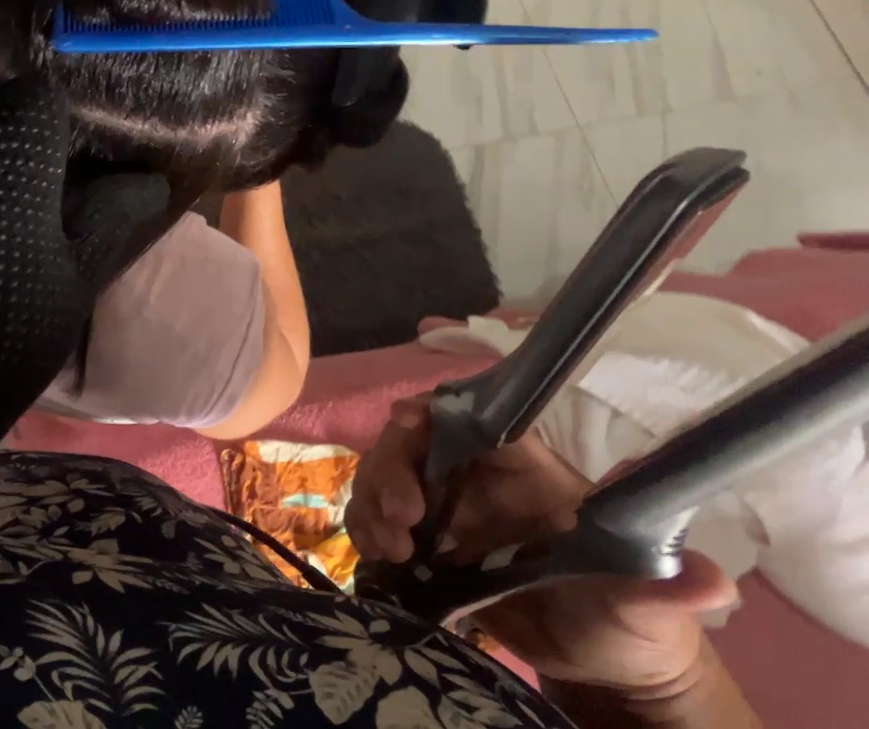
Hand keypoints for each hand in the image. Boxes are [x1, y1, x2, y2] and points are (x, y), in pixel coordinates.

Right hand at [349, 398, 738, 698]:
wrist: (596, 667)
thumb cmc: (626, 622)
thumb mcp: (646, 608)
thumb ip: (664, 589)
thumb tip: (712, 581)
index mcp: (523, 474)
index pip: (474, 420)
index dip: (434, 409)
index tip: (405, 419)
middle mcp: (474, 481)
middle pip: (413, 444)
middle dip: (390, 469)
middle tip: (400, 519)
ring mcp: (442, 509)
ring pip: (382, 476)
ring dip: (371, 504)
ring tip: (392, 551)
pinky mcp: (419, 542)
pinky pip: (372, 517)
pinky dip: (364, 529)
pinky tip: (381, 559)